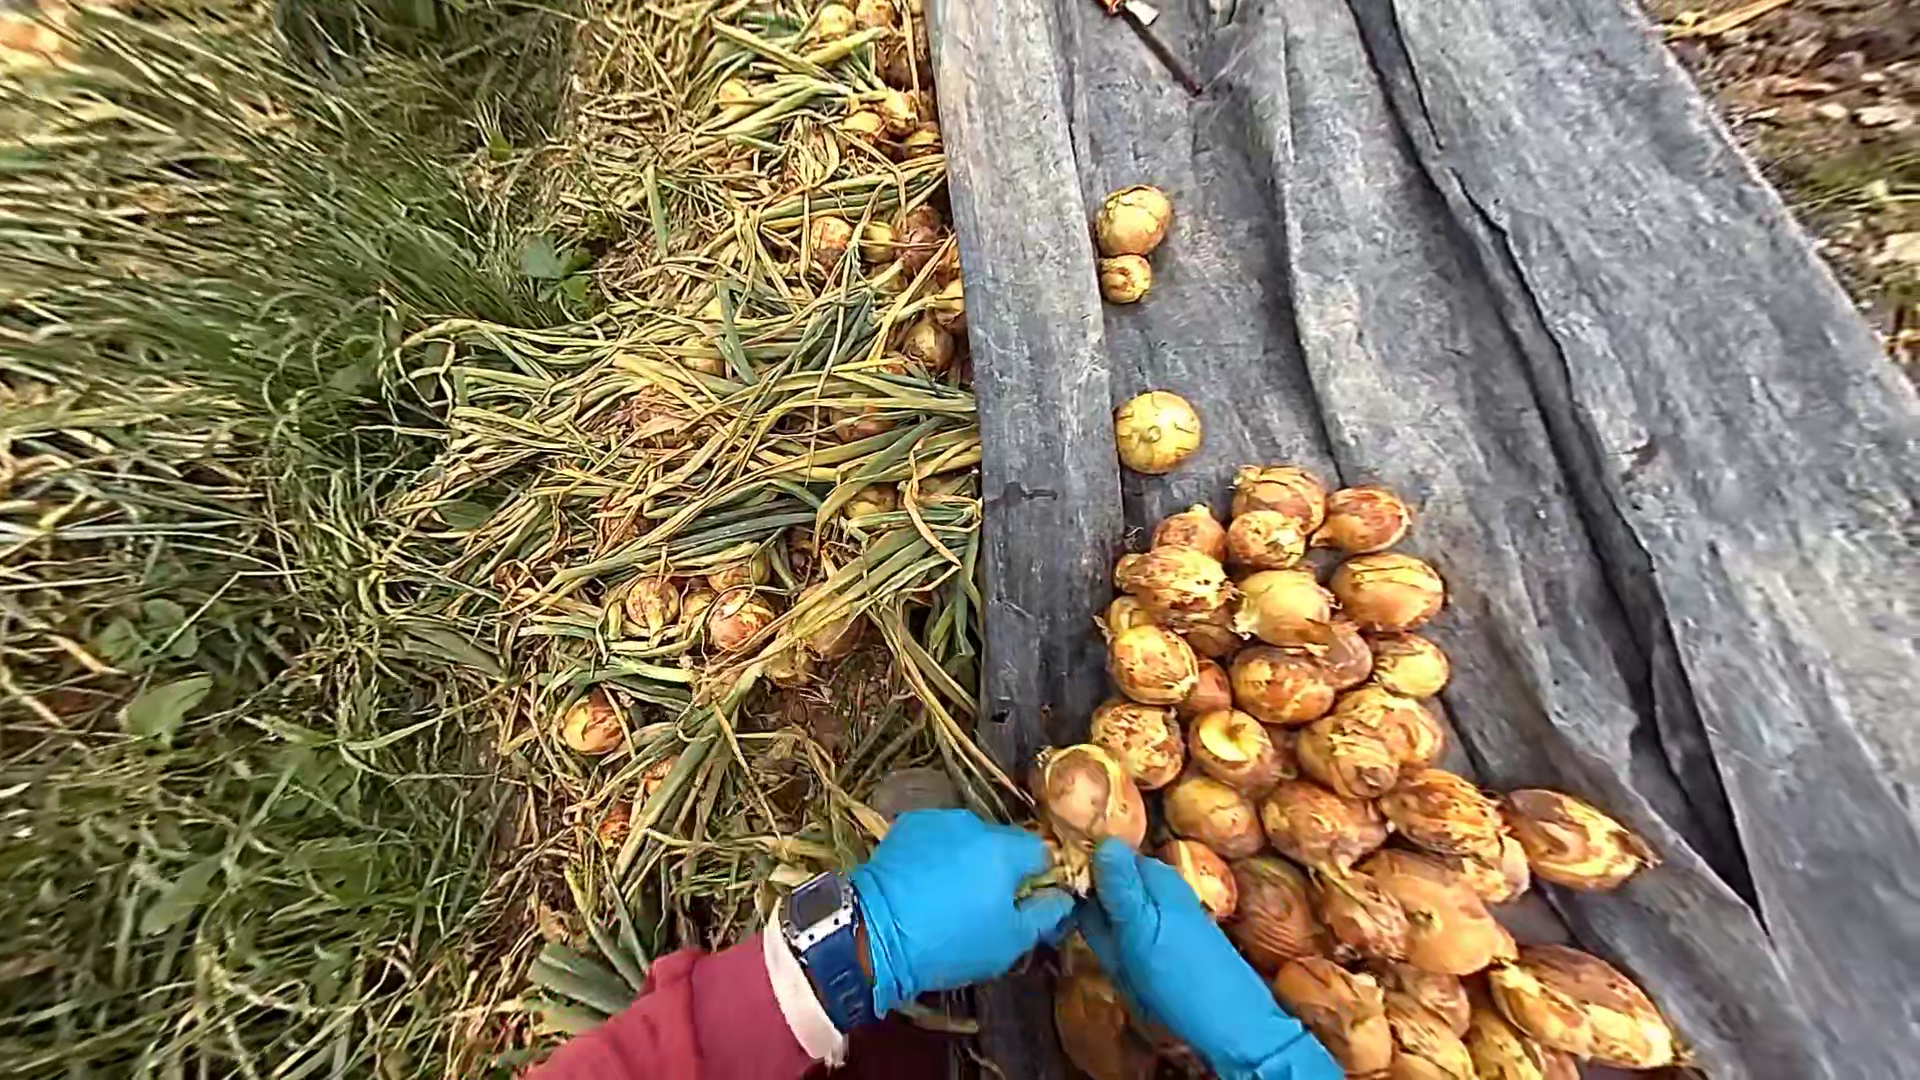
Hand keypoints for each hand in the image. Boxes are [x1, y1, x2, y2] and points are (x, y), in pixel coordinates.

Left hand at [850, 809, 1074, 1014]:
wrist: (877, 930)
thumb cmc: (951, 940)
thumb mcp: (1009, 942)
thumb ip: (1045, 915)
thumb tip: (1064, 897)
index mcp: (1004, 848)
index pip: (1041, 850)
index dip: (1041, 875)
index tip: (1029, 899)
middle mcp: (975, 822)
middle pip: (1003, 842)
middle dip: (1002, 867)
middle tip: (987, 902)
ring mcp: (940, 818)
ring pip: (969, 836)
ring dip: (969, 857)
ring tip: (950, 891)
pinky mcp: (910, 822)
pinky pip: (938, 834)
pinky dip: (939, 851)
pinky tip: (925, 879)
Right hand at [1079, 840, 1341, 1079]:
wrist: (1239, 1034)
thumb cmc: (1184, 980)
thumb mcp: (1142, 930)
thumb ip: (1119, 885)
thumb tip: (1102, 836)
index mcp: (1152, 874)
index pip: (1102, 853)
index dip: (1079, 870)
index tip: (1060, 892)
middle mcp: (1159, 886)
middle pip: (1106, 881)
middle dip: (1090, 903)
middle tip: (1087, 932)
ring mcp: (1163, 914)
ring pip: (1115, 910)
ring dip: (1103, 930)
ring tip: (1110, 957)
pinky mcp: (1165, 941)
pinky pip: (1129, 933)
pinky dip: (1119, 947)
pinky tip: (1125, 968)